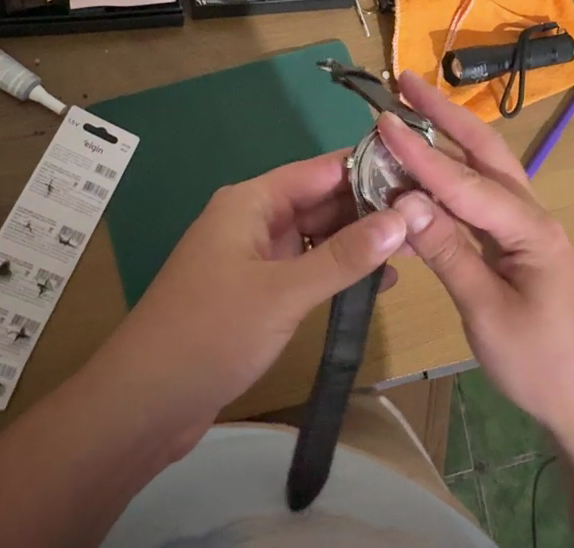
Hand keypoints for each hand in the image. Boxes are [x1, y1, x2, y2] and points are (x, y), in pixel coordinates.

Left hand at [96, 151, 407, 436]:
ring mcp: (254, 257)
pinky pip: (306, 269)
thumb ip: (345, 256)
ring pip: (316, 237)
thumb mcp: (284, 292)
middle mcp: (253, 220)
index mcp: (251, 202)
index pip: (321, 170)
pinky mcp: (256, 292)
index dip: (370, 169)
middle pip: (321, 201)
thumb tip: (404, 217)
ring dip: (358, 243)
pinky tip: (379, 283)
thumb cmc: (211, 333)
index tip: (422, 175)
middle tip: (430, 217)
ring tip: (417, 248)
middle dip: (371, 209)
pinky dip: (338, 272)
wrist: (143, 404)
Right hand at [378, 73, 573, 442]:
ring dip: (449, 138)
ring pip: (483, 171)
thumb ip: (448, 252)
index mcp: (529, 228)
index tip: (382, 120)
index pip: (464, 183)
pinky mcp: (515, 244)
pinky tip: (424, 175)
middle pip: (485, 152)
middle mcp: (530, 215)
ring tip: (412, 112)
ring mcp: (524, 228)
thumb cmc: (540, 362)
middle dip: (446, 115)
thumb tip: (404, 201)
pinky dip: (450, 180)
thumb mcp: (488, 311)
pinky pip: (478, 201)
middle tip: (406, 83)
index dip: (421, 153)